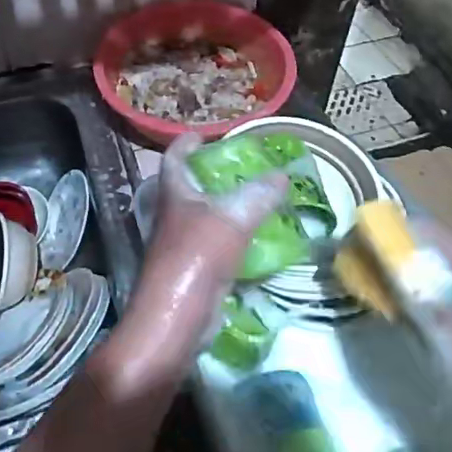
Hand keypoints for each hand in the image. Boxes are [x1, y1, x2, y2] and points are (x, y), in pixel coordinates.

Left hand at [107, 133, 286, 384]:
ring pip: (200, 213)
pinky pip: (211, 240)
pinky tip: (252, 238)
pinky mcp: (190, 267)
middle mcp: (170, 212)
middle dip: (208, 174)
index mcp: (172, 192)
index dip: (187, 143)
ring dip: (221, 204)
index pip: (174, 157)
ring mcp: (178, 240)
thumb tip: (282, 174)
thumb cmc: (195, 257)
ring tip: (253, 199)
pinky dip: (229, 233)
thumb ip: (256, 196)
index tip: (204, 134)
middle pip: (187, 184)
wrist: (175, 317)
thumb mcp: (231, 220)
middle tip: (241, 167)